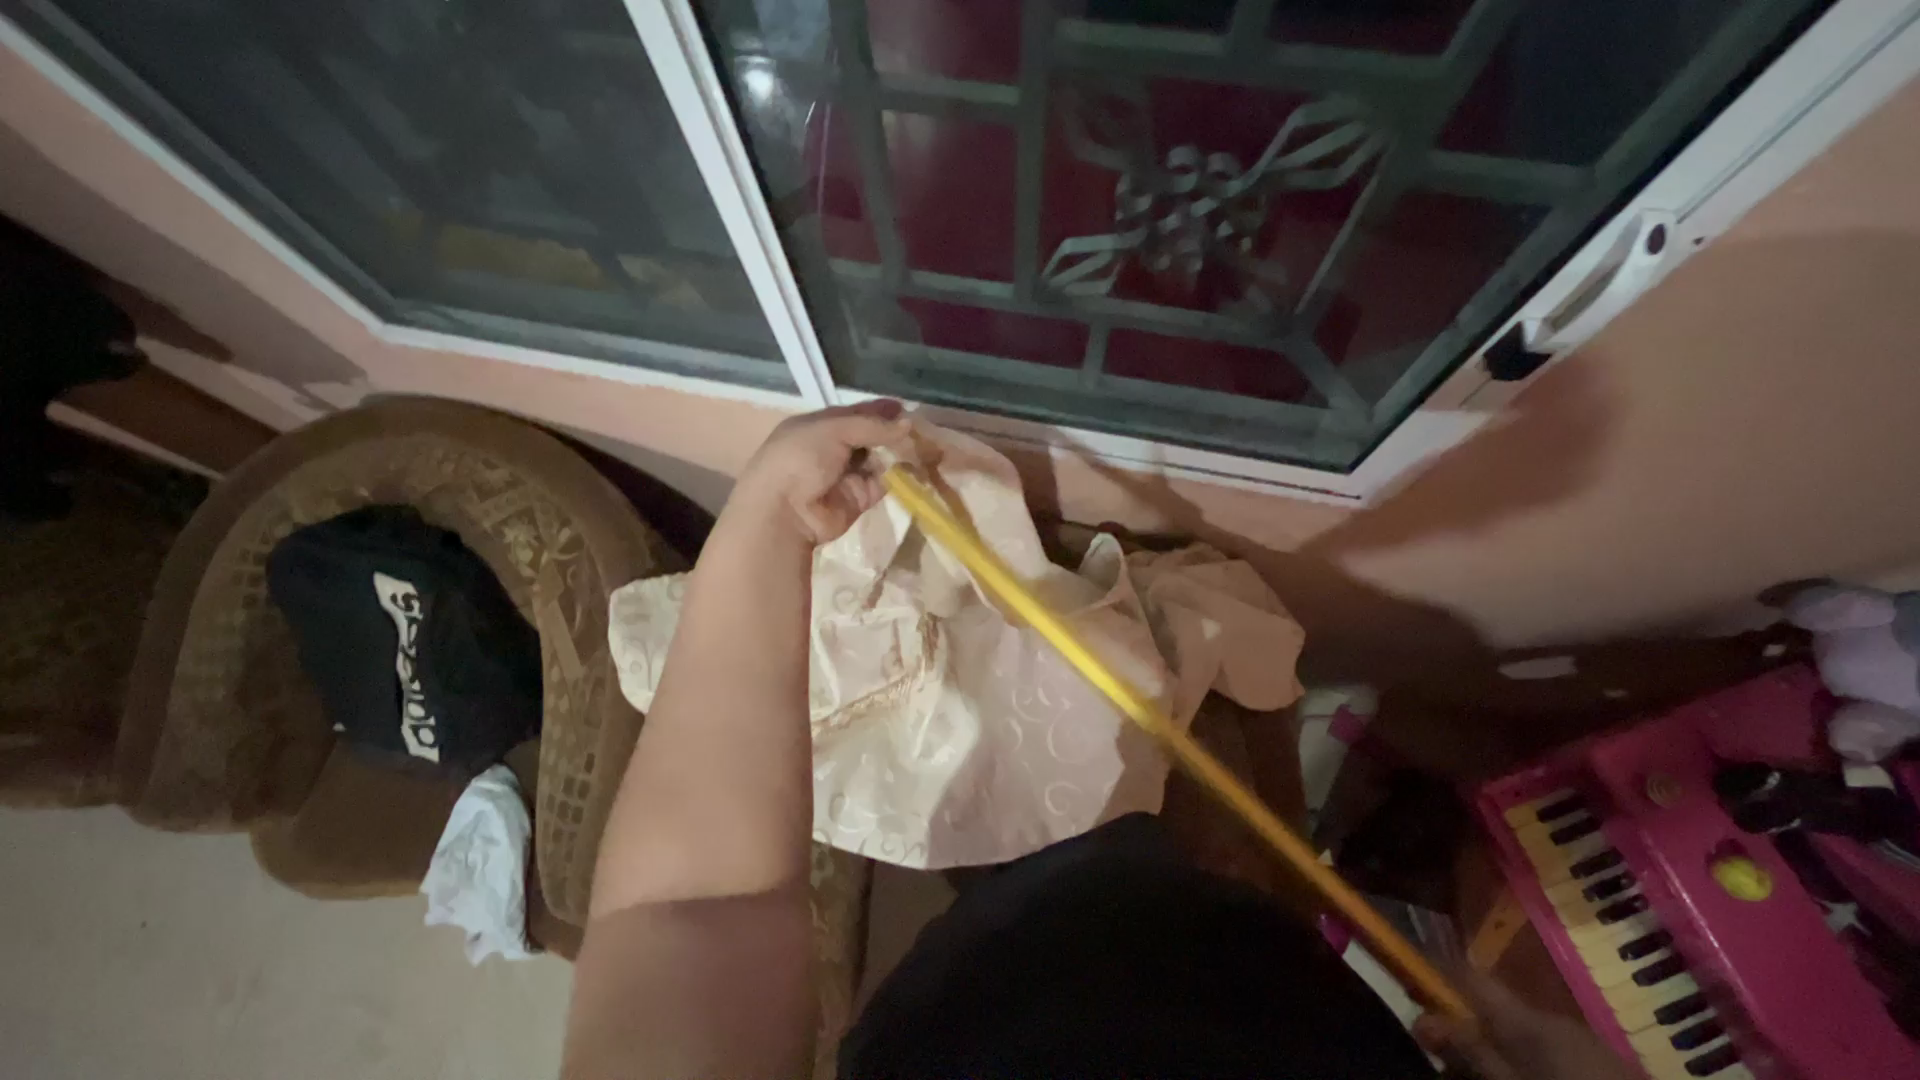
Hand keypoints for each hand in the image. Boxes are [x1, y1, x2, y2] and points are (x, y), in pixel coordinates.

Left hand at [730, 400, 911, 545]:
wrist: (784, 512)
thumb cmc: (801, 458)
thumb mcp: (833, 429)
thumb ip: (871, 425)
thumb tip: (908, 422)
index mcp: (818, 426)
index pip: (855, 413)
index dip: (879, 410)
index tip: (906, 407)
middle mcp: (831, 449)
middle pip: (868, 436)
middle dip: (891, 431)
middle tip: (921, 426)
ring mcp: (845, 475)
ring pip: (878, 459)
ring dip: (897, 452)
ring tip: (924, 444)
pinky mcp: (858, 498)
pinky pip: (881, 484)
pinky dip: (897, 476)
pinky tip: (916, 466)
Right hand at [1413, 969, 1638, 1079]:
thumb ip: (1470, 1051)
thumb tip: (1421, 1017)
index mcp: (1524, 1017)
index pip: (1466, 973)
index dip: (1434, 973)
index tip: (1408, 986)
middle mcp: (1550, 1016)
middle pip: (1491, 1005)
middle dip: (1462, 1022)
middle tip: (1442, 1054)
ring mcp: (1581, 1039)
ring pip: (1520, 1030)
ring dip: (1494, 1045)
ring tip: (1480, 1071)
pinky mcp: (1603, 1063)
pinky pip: (1548, 1050)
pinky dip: (1525, 1061)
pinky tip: (1523, 1076)